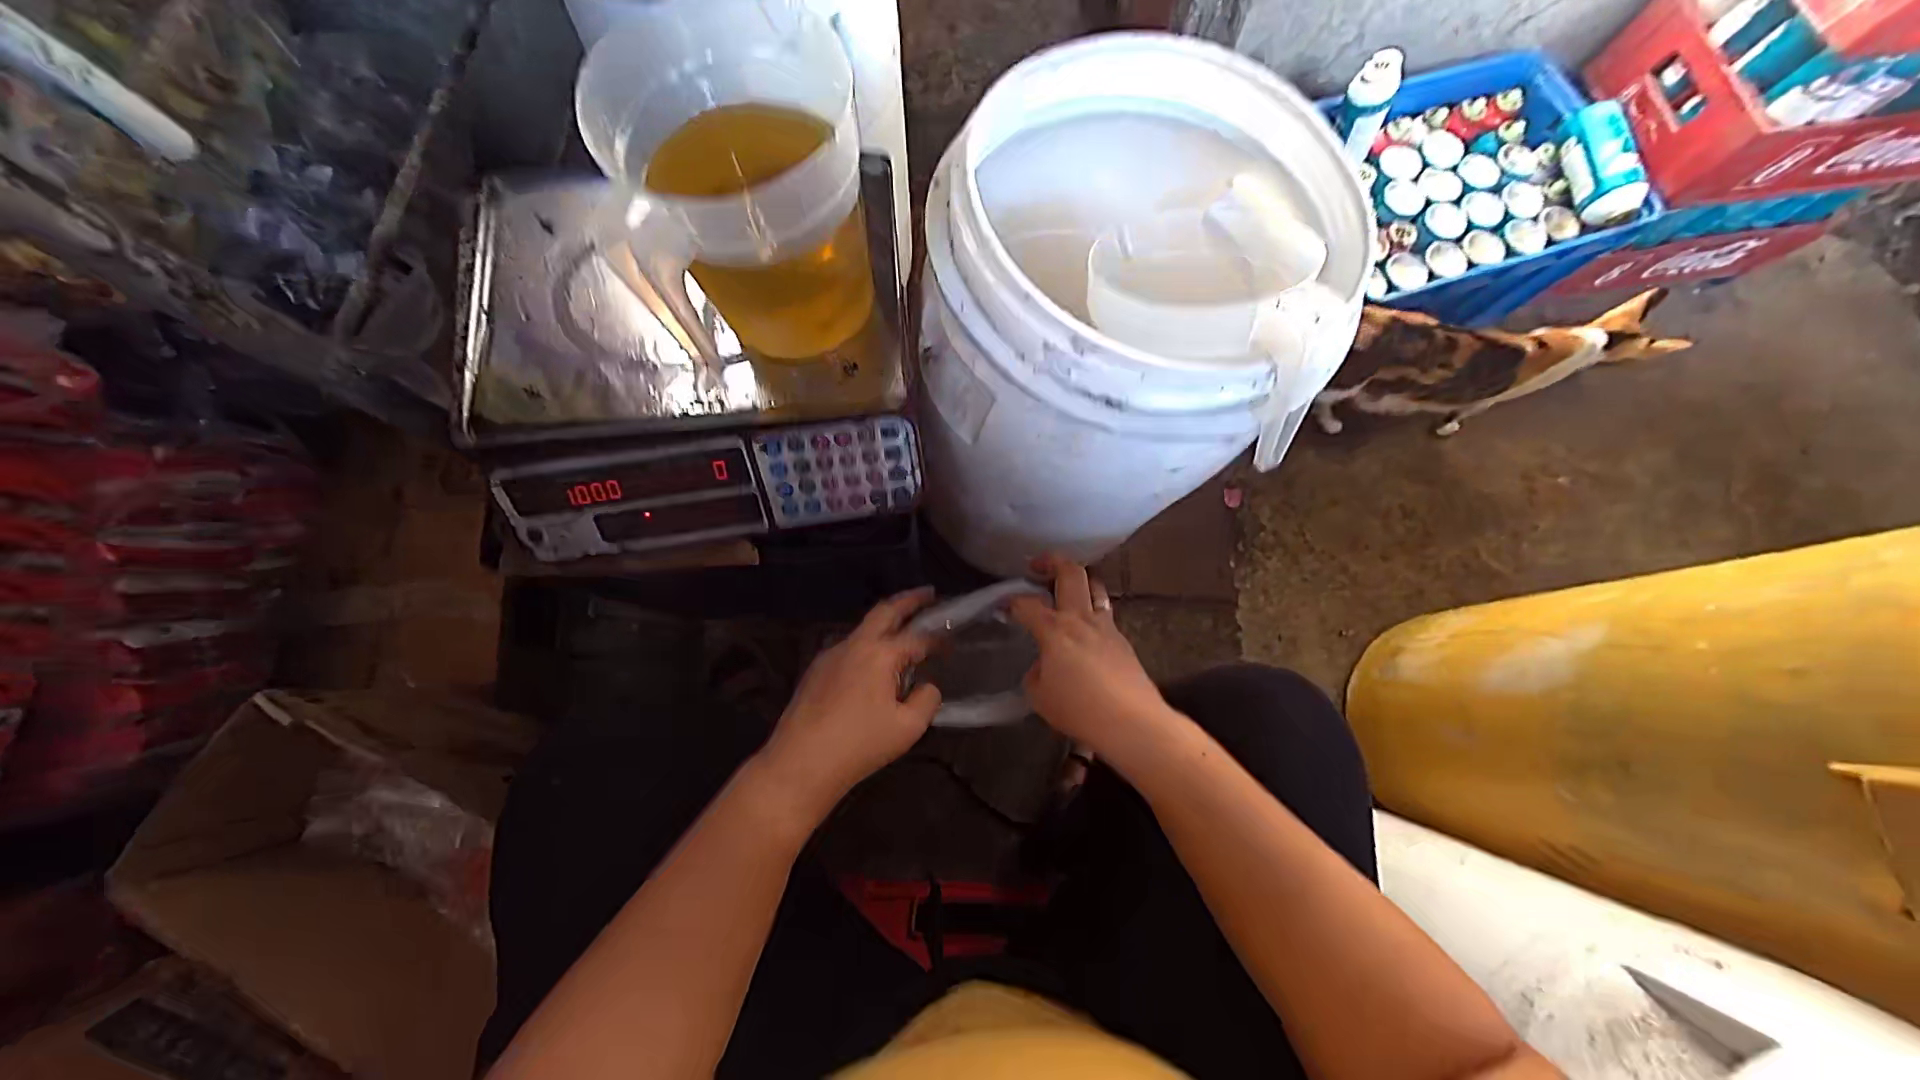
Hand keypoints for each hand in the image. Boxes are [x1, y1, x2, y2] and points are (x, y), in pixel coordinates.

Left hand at [755, 588, 941, 819]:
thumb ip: (927, 700)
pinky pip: (848, 648)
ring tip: (904, 630)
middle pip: (885, 611)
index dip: (938, 639)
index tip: (951, 643)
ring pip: (863, 628)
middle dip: (909, 599)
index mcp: (880, 654)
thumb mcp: (908, 727)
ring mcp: (830, 655)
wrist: (800, 763)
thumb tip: (927, 686)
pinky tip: (873, 665)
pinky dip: (867, 645)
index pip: (917, 638)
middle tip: (929, 593)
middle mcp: (854, 645)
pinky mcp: (815, 670)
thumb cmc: (859, 745)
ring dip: (886, 623)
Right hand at [1009, 556, 1182, 766]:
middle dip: (1052, 561)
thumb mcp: (1040, 696)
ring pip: (1095, 588)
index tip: (1003, 604)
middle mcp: (1082, 619)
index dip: (1012, 601)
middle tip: (1037, 566)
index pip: (1028, 604)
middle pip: (1071, 573)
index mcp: (1055, 629)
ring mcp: (1107, 627)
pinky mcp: (1123, 641)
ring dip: (1079, 581)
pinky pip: (1104, 614)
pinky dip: (1091, 611)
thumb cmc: (1079, 709)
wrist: (1132, 722)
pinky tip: (1085, 630)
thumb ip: (1036, 673)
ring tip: (1066, 589)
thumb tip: (1044, 664)